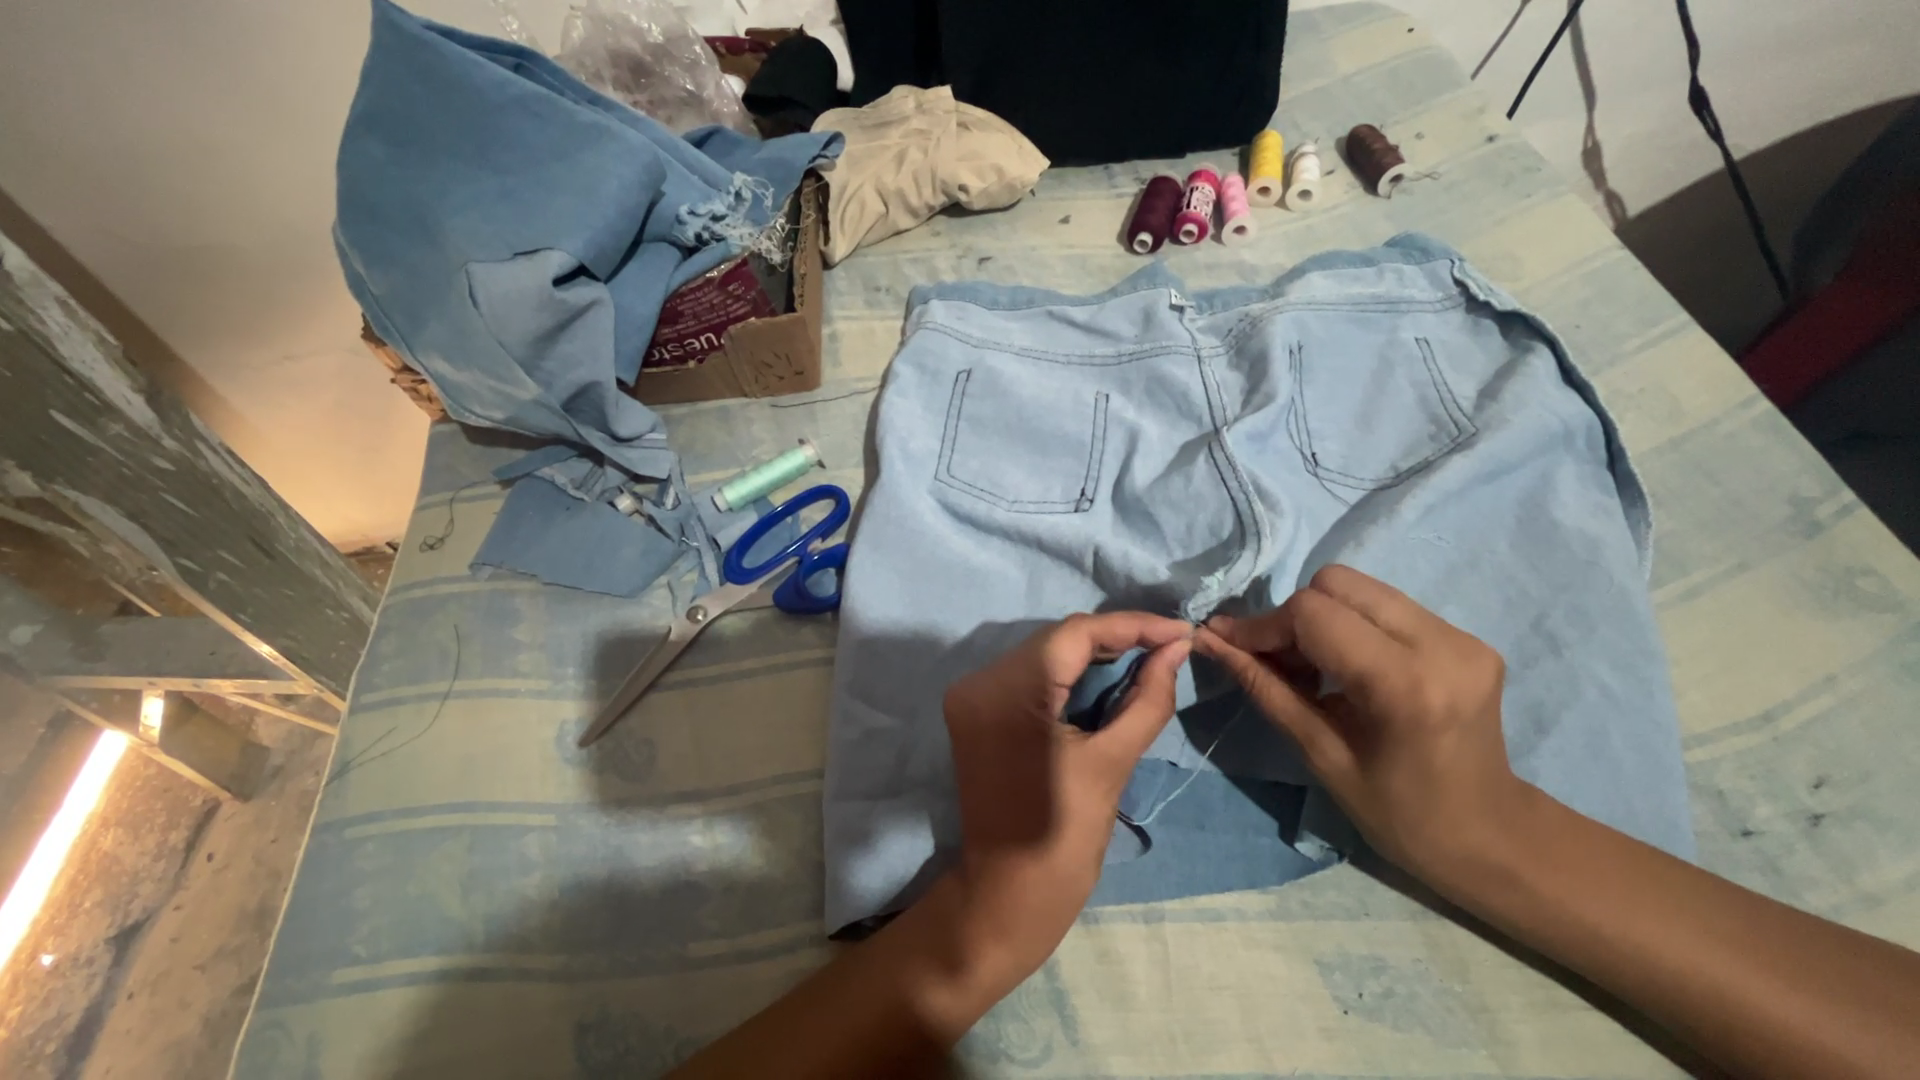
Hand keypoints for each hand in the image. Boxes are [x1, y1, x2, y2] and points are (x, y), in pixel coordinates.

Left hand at [940, 612, 1191, 983]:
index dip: (1132, 625)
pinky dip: (1069, 674)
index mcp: (1008, 692)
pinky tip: (1108, 677)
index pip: (1075, 634)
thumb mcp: (1113, 762)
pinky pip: (1029, 675)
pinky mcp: (976, 712)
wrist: (1008, 893)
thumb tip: (1176, 650)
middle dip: (1115, 638)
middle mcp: (980, 682)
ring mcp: (972, 696)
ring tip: (1148, 657)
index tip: (1181, 631)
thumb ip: (1147, 698)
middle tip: (1169, 646)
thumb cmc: (1064, 837)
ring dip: (1094, 654)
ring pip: (1044, 653)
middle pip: (1057, 639)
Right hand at [1193, 565, 1532, 886]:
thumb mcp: (1320, 754)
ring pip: (1361, 589)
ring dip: (1321, 619)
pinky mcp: (1468, 637)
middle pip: (1338, 584)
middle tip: (1277, 662)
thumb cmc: (1397, 813)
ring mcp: (1462, 636)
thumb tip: (1211, 640)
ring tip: (1311, 669)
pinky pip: (1387, 606)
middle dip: (1292, 617)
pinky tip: (1348, 669)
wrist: (1488, 836)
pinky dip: (1352, 627)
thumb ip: (1265, 687)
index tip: (1230, 645)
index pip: (1314, 614)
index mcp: (1406, 685)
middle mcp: (1442, 645)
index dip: (1263, 626)